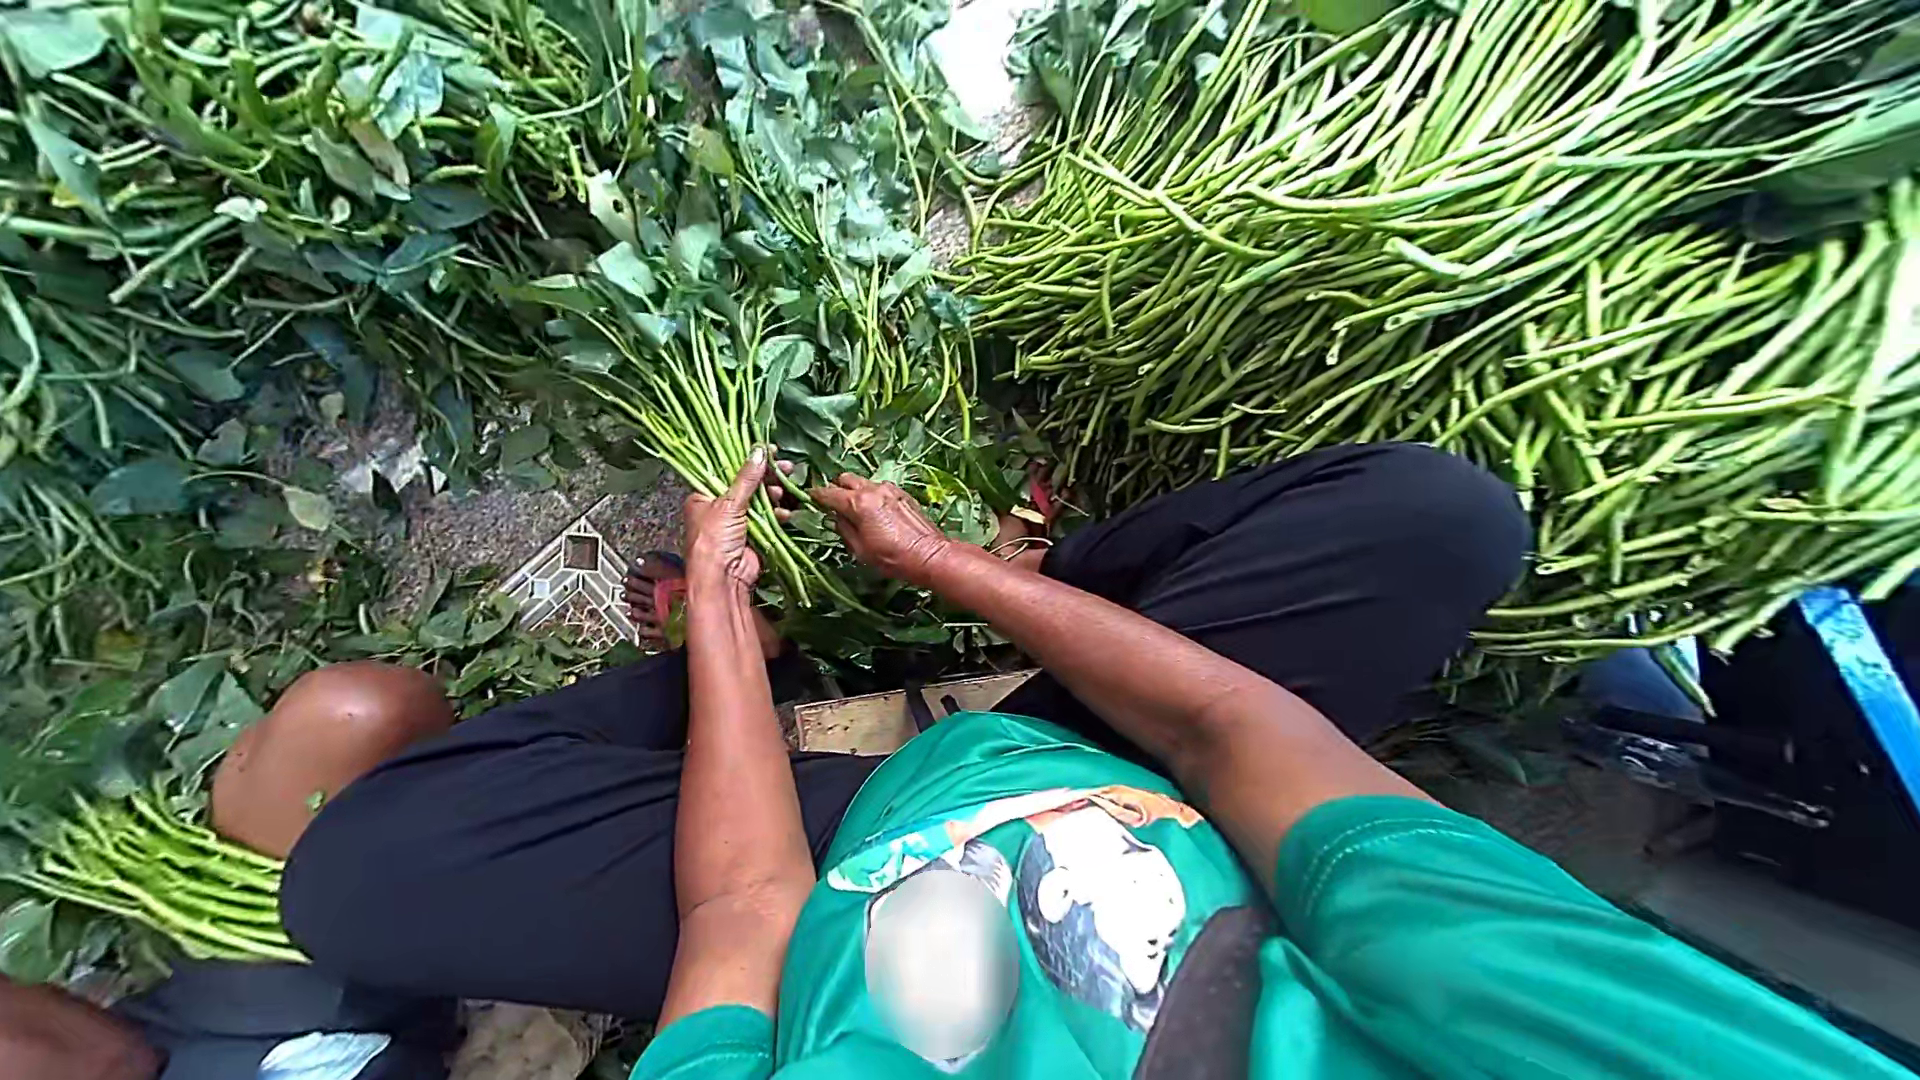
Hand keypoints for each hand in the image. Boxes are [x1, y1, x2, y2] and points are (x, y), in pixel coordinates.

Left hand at [685, 447, 777, 588]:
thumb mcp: (728, 504)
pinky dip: (778, 513)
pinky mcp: (755, 534)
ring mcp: (738, 521)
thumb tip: (760, 451)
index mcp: (704, 495)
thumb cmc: (714, 539)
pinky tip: (786, 513)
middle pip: (748, 484)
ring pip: (761, 500)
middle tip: (787, 469)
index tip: (769, 451)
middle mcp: (720, 506)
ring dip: (775, 495)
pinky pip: (770, 517)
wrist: (723, 578)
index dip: (749, 460)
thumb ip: (747, 478)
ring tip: (784, 492)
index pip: (729, 469)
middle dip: (768, 477)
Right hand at [810, 473, 953, 585]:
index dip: (816, 496)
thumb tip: (835, 517)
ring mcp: (889, 489)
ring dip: (855, 491)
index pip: (828, 493)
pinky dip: (872, 494)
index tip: (810, 500)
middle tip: (834, 504)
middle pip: (845, 479)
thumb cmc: (891, 557)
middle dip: (836, 489)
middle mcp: (873, 490)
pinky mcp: (902, 494)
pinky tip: (875, 510)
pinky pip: (880, 488)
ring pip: (864, 482)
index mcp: (858, 503)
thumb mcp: (859, 549)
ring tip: (855, 508)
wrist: (927, 555)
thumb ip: (843, 529)